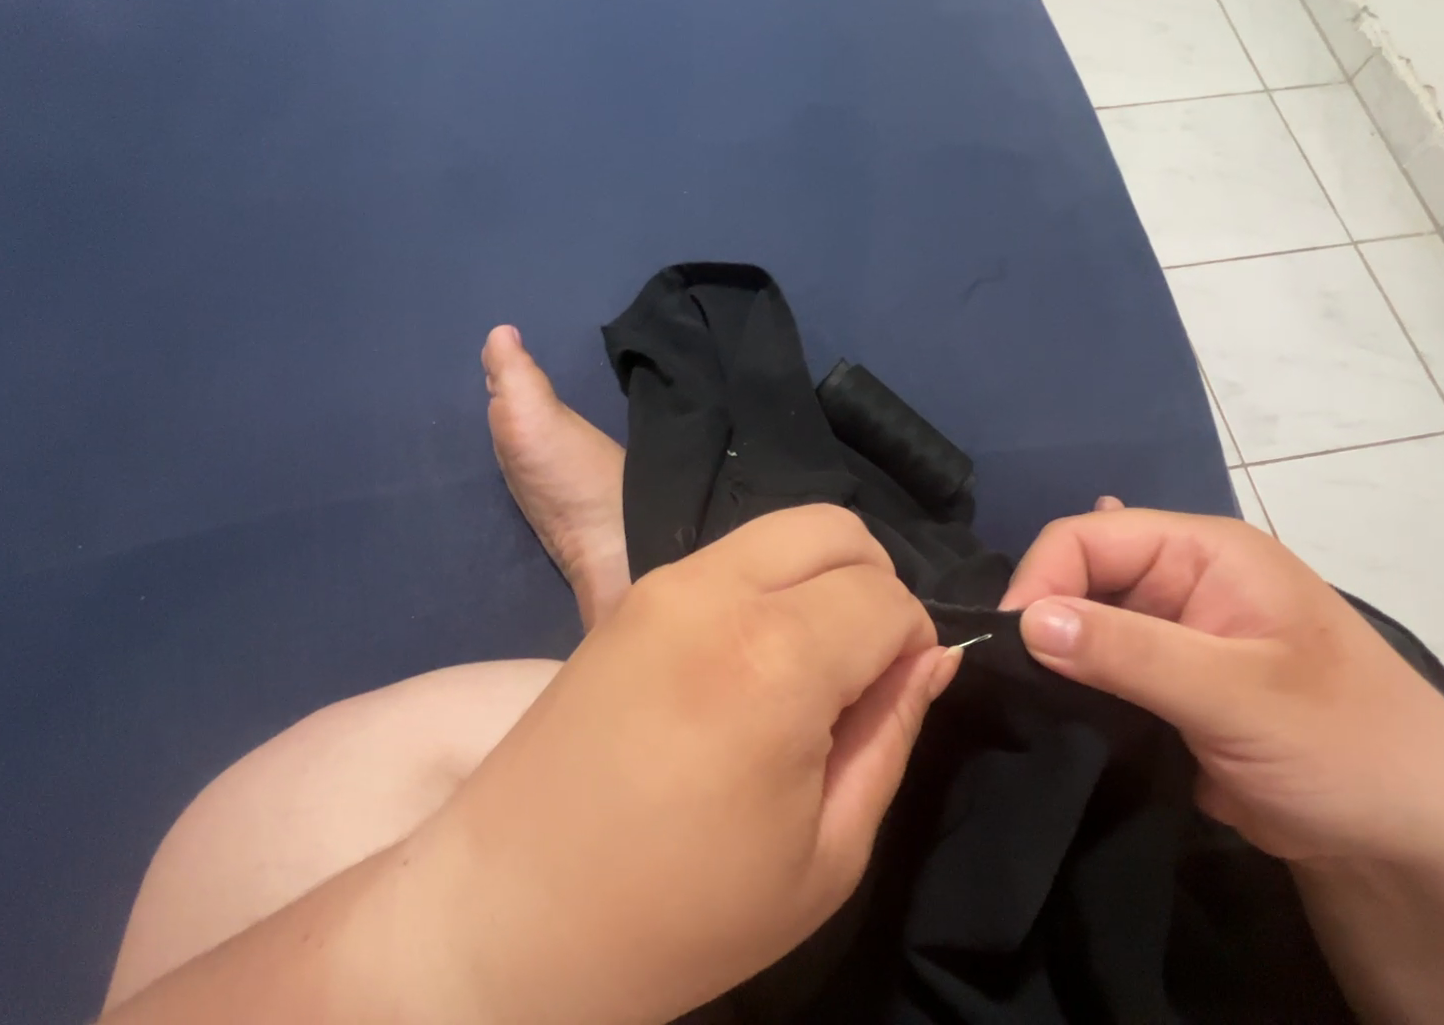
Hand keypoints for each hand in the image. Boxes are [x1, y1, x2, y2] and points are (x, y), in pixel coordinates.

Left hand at [432, 505, 955, 1024]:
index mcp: (774, 660)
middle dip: (875, 586)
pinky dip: (770, 582)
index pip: (889, 598)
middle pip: (839, 529)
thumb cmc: (682, 913)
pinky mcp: (628, 595)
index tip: (895, 697)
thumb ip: (892, 734)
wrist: (510, 913)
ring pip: (784, 529)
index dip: (914, 642)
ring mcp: (661, 582)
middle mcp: (716, 592)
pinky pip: (731, 555)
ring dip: (821, 578)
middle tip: (860, 669)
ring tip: (805, 665)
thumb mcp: (826, 854)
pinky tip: (751, 658)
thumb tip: (933, 657)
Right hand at [998, 502, 1443, 868]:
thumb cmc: (1346, 747)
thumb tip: (1026, 620)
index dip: (1041, 580)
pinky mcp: (1161, 685)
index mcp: (1205, 552)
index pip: (1087, 537)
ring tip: (1023, 701)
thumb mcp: (1240, 696)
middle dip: (1040, 620)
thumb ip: (1132, 653)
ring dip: (1052, 658)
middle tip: (1010, 683)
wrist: (1407, 844)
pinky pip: (1097, 670)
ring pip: (1080, 625)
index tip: (1010, 649)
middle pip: (1077, 575)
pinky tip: (1049, 709)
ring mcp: (1171, 635)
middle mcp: (1181, 580)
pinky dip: (1070, 687)